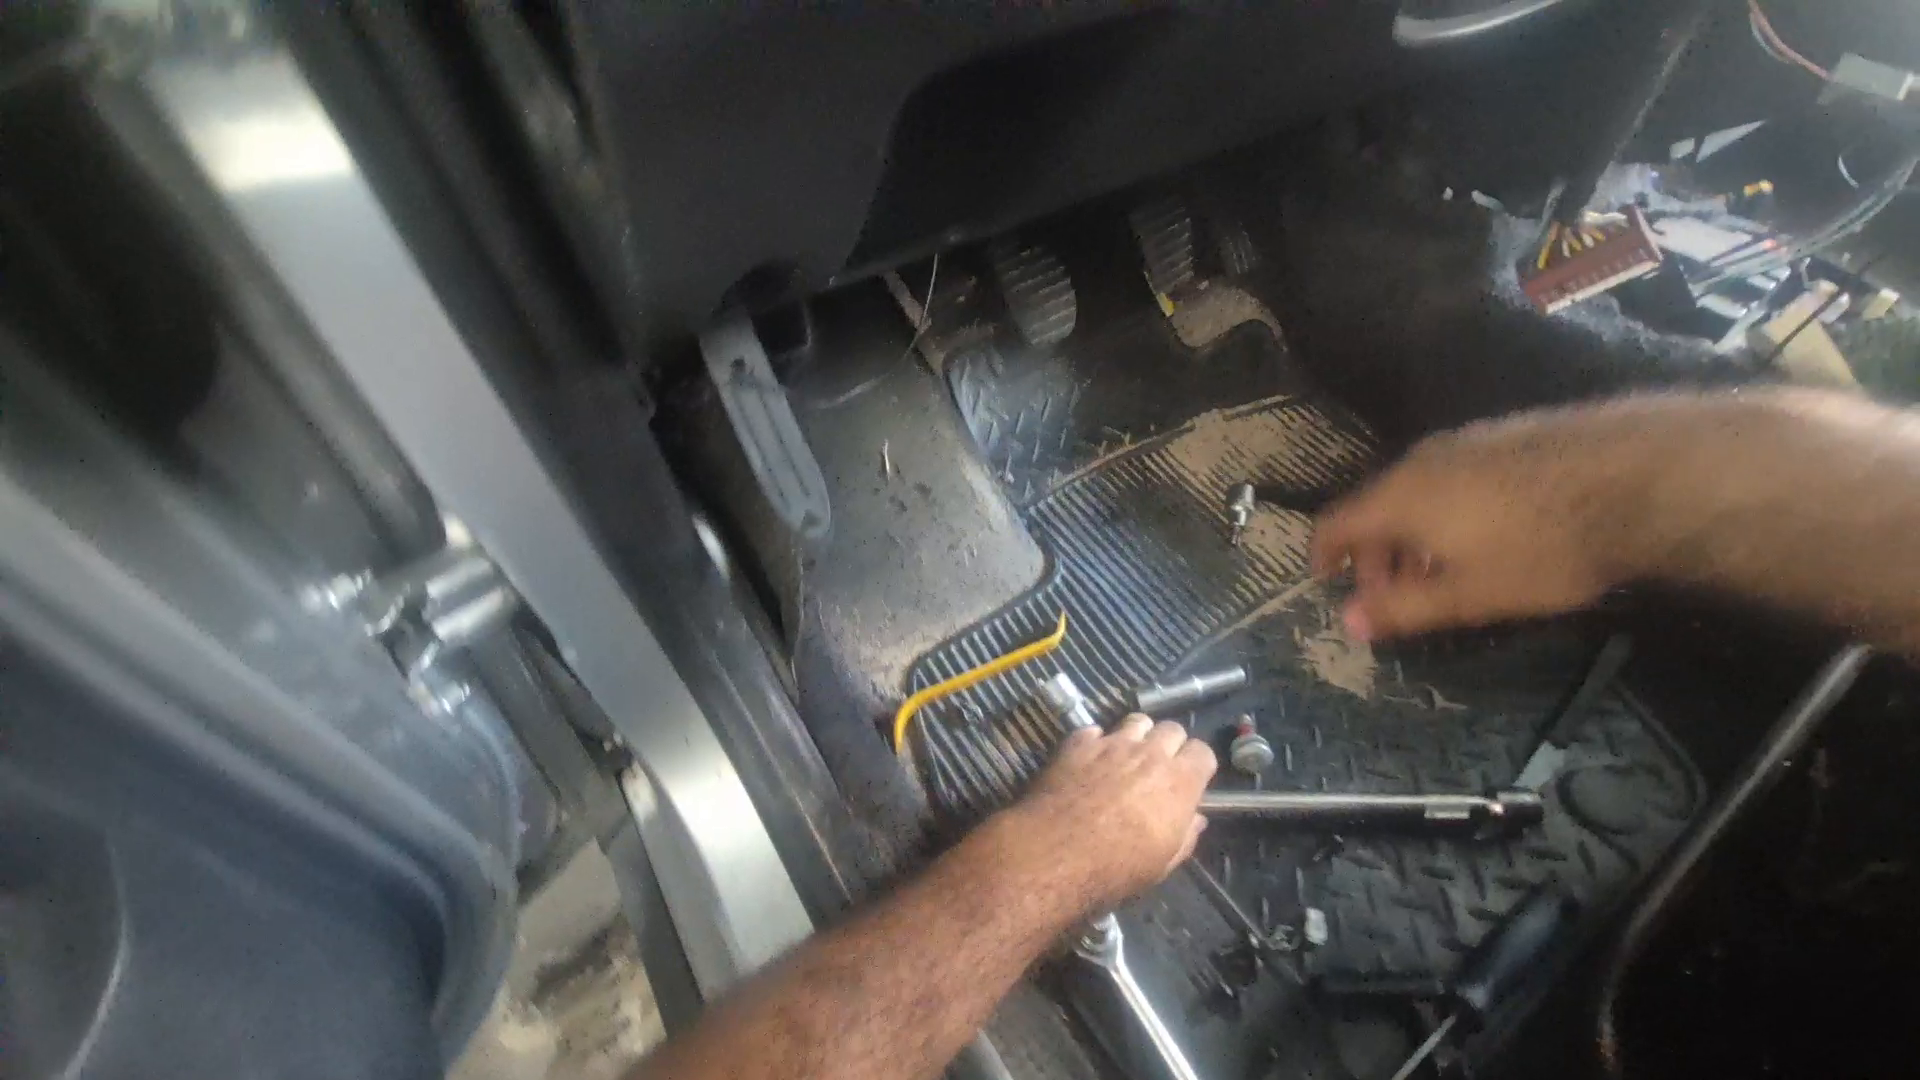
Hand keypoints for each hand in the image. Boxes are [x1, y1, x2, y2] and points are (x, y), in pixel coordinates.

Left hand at [1000, 715, 1215, 913]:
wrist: (1057, 851)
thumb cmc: (1117, 866)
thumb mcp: (1162, 863)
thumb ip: (1185, 835)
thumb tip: (1196, 819)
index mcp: (1178, 782)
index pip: (1203, 752)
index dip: (1197, 763)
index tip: (1190, 778)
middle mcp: (1149, 753)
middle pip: (1171, 729)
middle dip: (1169, 743)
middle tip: (1158, 765)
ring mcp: (1112, 743)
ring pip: (1136, 720)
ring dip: (1137, 735)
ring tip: (1127, 755)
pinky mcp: (1078, 742)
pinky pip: (1095, 730)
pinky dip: (1096, 742)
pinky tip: (1089, 760)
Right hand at [1310, 405, 1650, 640]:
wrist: (1645, 474)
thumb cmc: (1543, 545)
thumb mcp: (1469, 593)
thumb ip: (1403, 609)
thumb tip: (1348, 623)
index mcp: (1398, 497)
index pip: (1335, 523)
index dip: (1323, 554)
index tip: (1325, 580)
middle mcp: (1420, 461)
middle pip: (1375, 507)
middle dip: (1375, 554)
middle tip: (1396, 591)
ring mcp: (1466, 440)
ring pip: (1417, 492)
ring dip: (1413, 533)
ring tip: (1445, 569)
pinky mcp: (1509, 433)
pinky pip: (1455, 475)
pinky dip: (1448, 508)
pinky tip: (1489, 533)